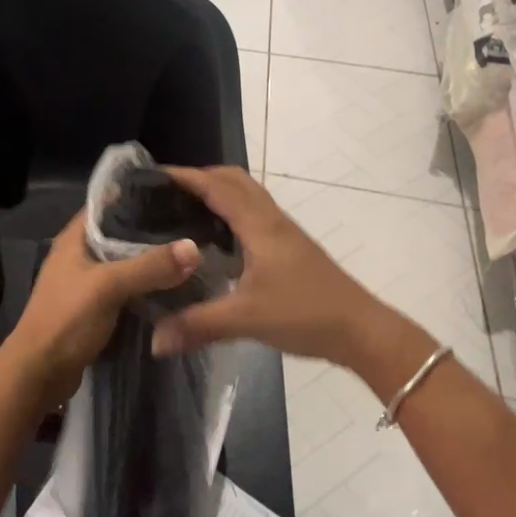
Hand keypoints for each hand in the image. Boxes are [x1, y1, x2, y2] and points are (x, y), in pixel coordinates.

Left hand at [0, 211, 200, 407]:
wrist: (39, 373)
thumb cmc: (66, 320)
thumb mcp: (108, 287)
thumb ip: (149, 266)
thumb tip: (195, 247)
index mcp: (75, 238)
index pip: (109, 204)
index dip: (140, 197)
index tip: (178, 194)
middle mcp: (81, 254)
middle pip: (122, 235)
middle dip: (154, 232)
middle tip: (196, 226)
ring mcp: (88, 281)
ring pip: (127, 263)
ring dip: (153, 262)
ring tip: (195, 253)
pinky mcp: (97, 307)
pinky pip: (128, 289)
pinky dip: (148, 287)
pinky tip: (177, 287)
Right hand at [150, 167, 376, 361]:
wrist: (363, 331)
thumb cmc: (305, 315)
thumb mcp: (246, 320)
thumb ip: (198, 325)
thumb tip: (154, 340)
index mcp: (259, 226)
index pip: (217, 187)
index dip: (185, 176)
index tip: (152, 176)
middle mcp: (272, 220)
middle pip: (234, 180)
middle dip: (200, 177)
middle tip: (166, 193)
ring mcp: (285, 234)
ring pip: (248, 196)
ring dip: (218, 192)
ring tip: (185, 209)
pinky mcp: (291, 249)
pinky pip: (255, 214)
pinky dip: (231, 212)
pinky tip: (217, 240)